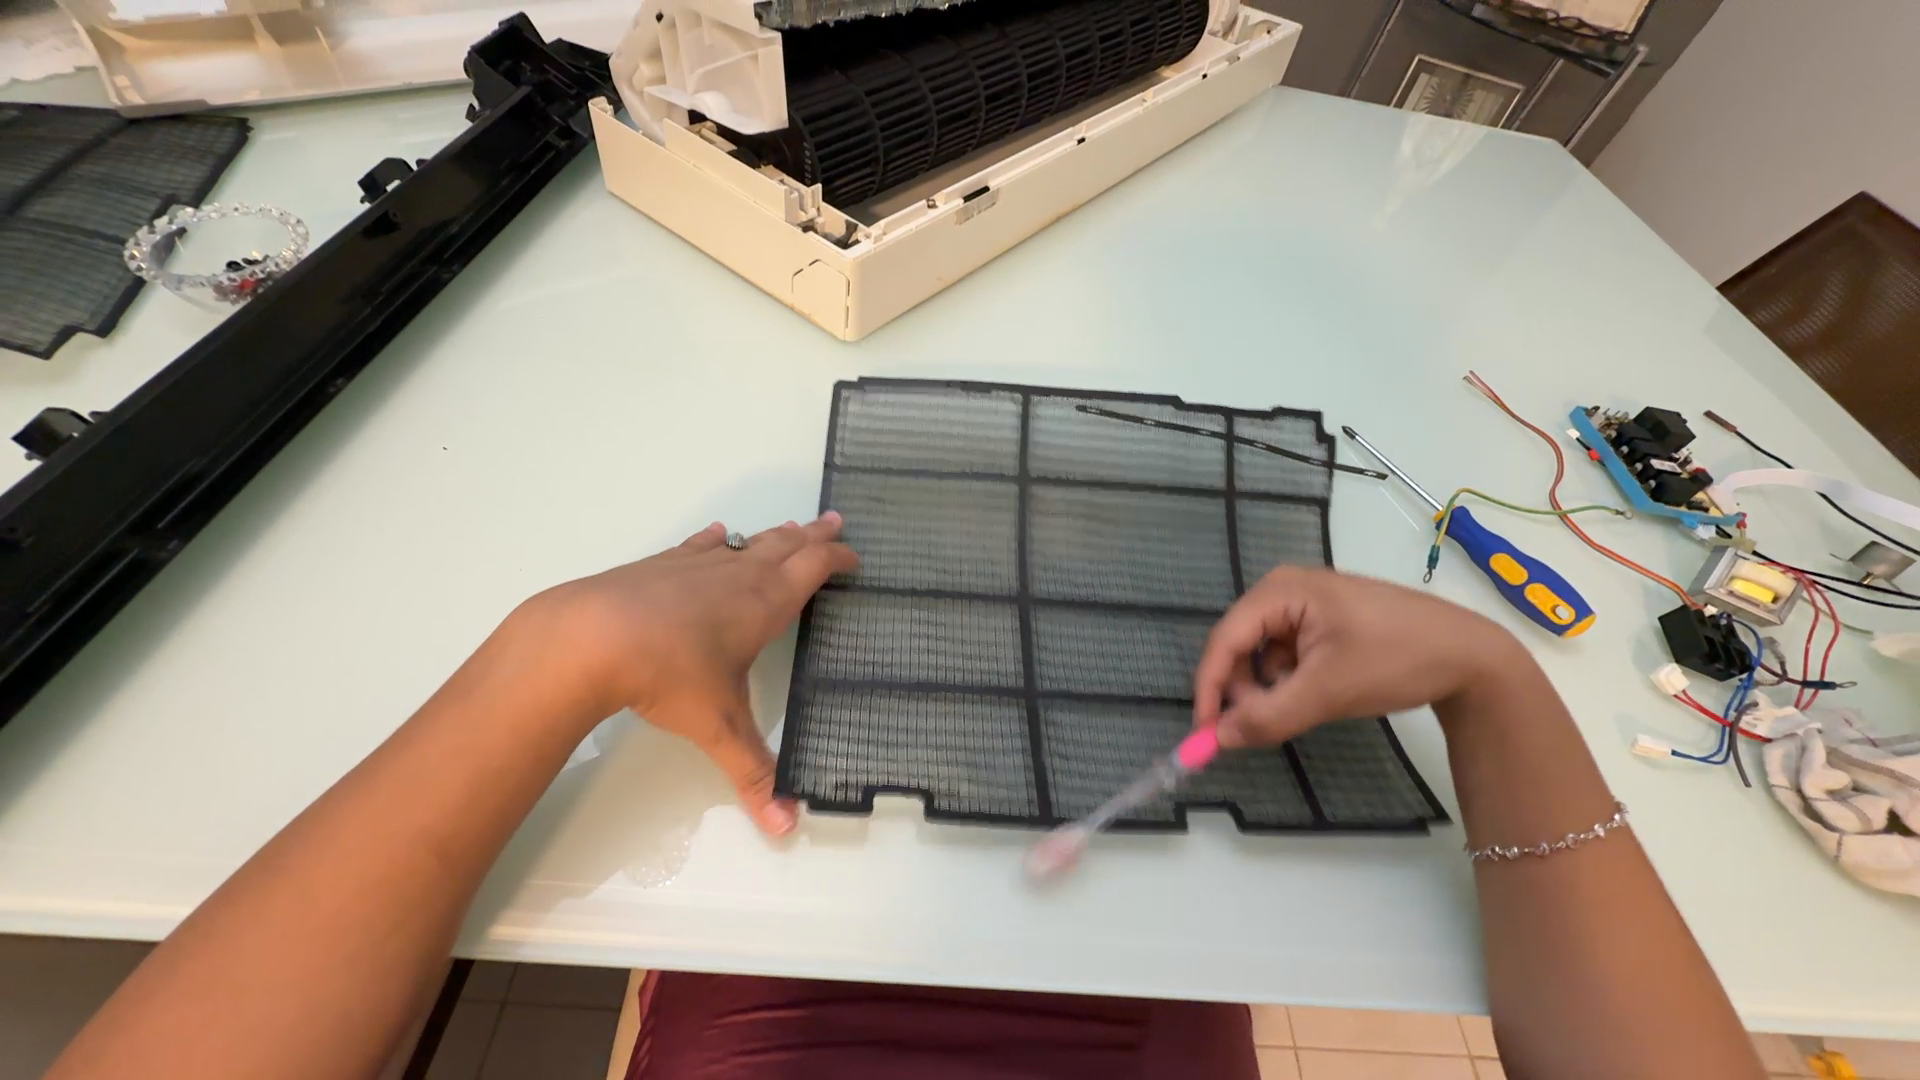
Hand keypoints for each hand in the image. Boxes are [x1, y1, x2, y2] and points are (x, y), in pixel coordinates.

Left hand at [533, 514, 856, 835]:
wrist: (589, 637)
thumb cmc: (669, 676)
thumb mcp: (719, 727)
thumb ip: (754, 773)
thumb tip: (786, 827)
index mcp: (764, 603)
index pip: (814, 570)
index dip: (838, 560)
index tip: (856, 558)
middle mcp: (738, 575)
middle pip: (788, 544)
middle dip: (816, 535)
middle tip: (835, 522)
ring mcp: (697, 565)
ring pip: (748, 542)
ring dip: (775, 535)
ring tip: (792, 528)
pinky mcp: (660, 564)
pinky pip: (700, 544)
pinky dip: (717, 539)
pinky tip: (718, 533)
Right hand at [1192, 566, 1525, 746]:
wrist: (1475, 657)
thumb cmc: (1398, 660)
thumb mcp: (1328, 692)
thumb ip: (1268, 716)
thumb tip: (1218, 740)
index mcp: (1281, 591)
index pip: (1224, 640)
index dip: (1209, 688)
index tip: (1204, 734)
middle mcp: (1285, 590)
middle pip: (1239, 646)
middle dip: (1244, 689)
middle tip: (1258, 727)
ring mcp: (1305, 604)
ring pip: (1261, 654)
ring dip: (1268, 688)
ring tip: (1300, 710)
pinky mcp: (1322, 621)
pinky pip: (1285, 654)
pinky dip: (1289, 681)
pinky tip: (1316, 695)